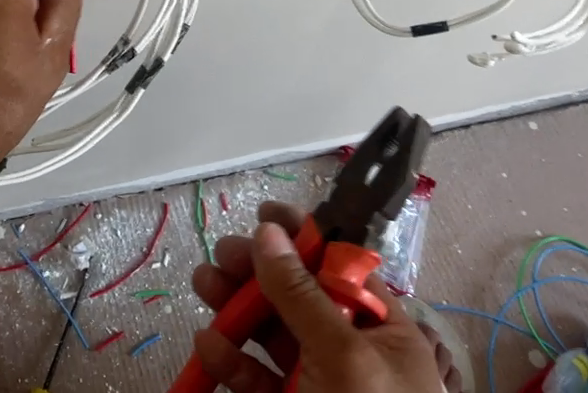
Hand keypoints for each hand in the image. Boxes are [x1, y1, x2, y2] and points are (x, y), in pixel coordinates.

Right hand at [191, 202, 450, 392]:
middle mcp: (350, 352)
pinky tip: (209, 345)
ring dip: (233, 306)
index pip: (342, 267)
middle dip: (256, 269)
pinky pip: (254, 377)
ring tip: (203, 285)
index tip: (264, 212)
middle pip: (296, 294)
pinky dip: (228, 359)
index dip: (304, 236)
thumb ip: (302, 294)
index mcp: (383, 331)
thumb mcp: (346, 357)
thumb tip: (269, 231)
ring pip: (267, 331)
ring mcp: (317, 384)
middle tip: (223, 254)